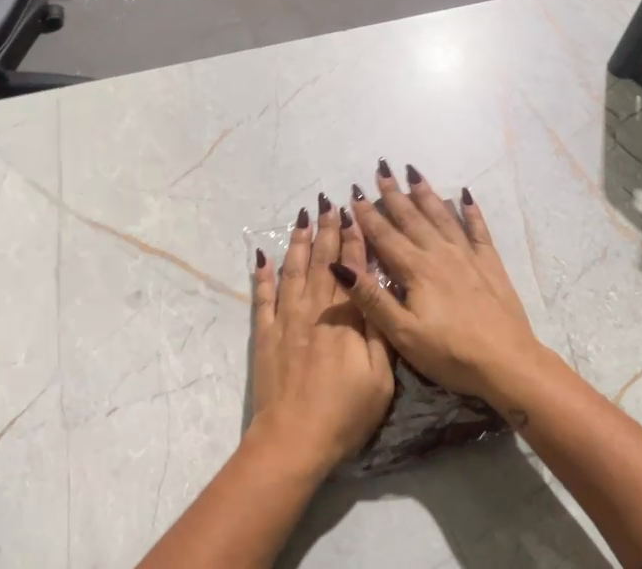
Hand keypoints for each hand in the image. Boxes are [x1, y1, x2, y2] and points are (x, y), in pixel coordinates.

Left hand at [247, 196, 394, 474]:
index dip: (353, 241)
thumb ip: (379, 330)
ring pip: (292, 270)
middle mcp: (315, 310)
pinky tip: (261, 256)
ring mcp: (287, 319)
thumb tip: (379, 288)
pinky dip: (262, 275)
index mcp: (347, 319)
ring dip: (297, 242)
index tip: (353, 214)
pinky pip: (262, 296)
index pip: (352, 270)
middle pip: (321, 261)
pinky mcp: (266, 334)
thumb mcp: (381, 377)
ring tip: (302, 218)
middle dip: (326, 230)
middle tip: (328, 203)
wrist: (293, 438)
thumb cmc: (346, 413)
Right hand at [335, 162, 545, 411]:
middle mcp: (440, 253)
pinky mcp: (490, 264)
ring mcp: (467, 256)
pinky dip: (470, 211)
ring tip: (414, 173)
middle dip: (394, 194)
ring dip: (426, 194)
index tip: (353, 193)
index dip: (367, 215)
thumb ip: (371, 298)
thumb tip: (340, 264)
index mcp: (416, 270)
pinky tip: (465, 195)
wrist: (507, 363)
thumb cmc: (449, 353)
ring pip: (442, 216)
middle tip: (382, 169)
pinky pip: (478, 229)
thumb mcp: (403, 333)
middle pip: (412, 218)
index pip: (384, 236)